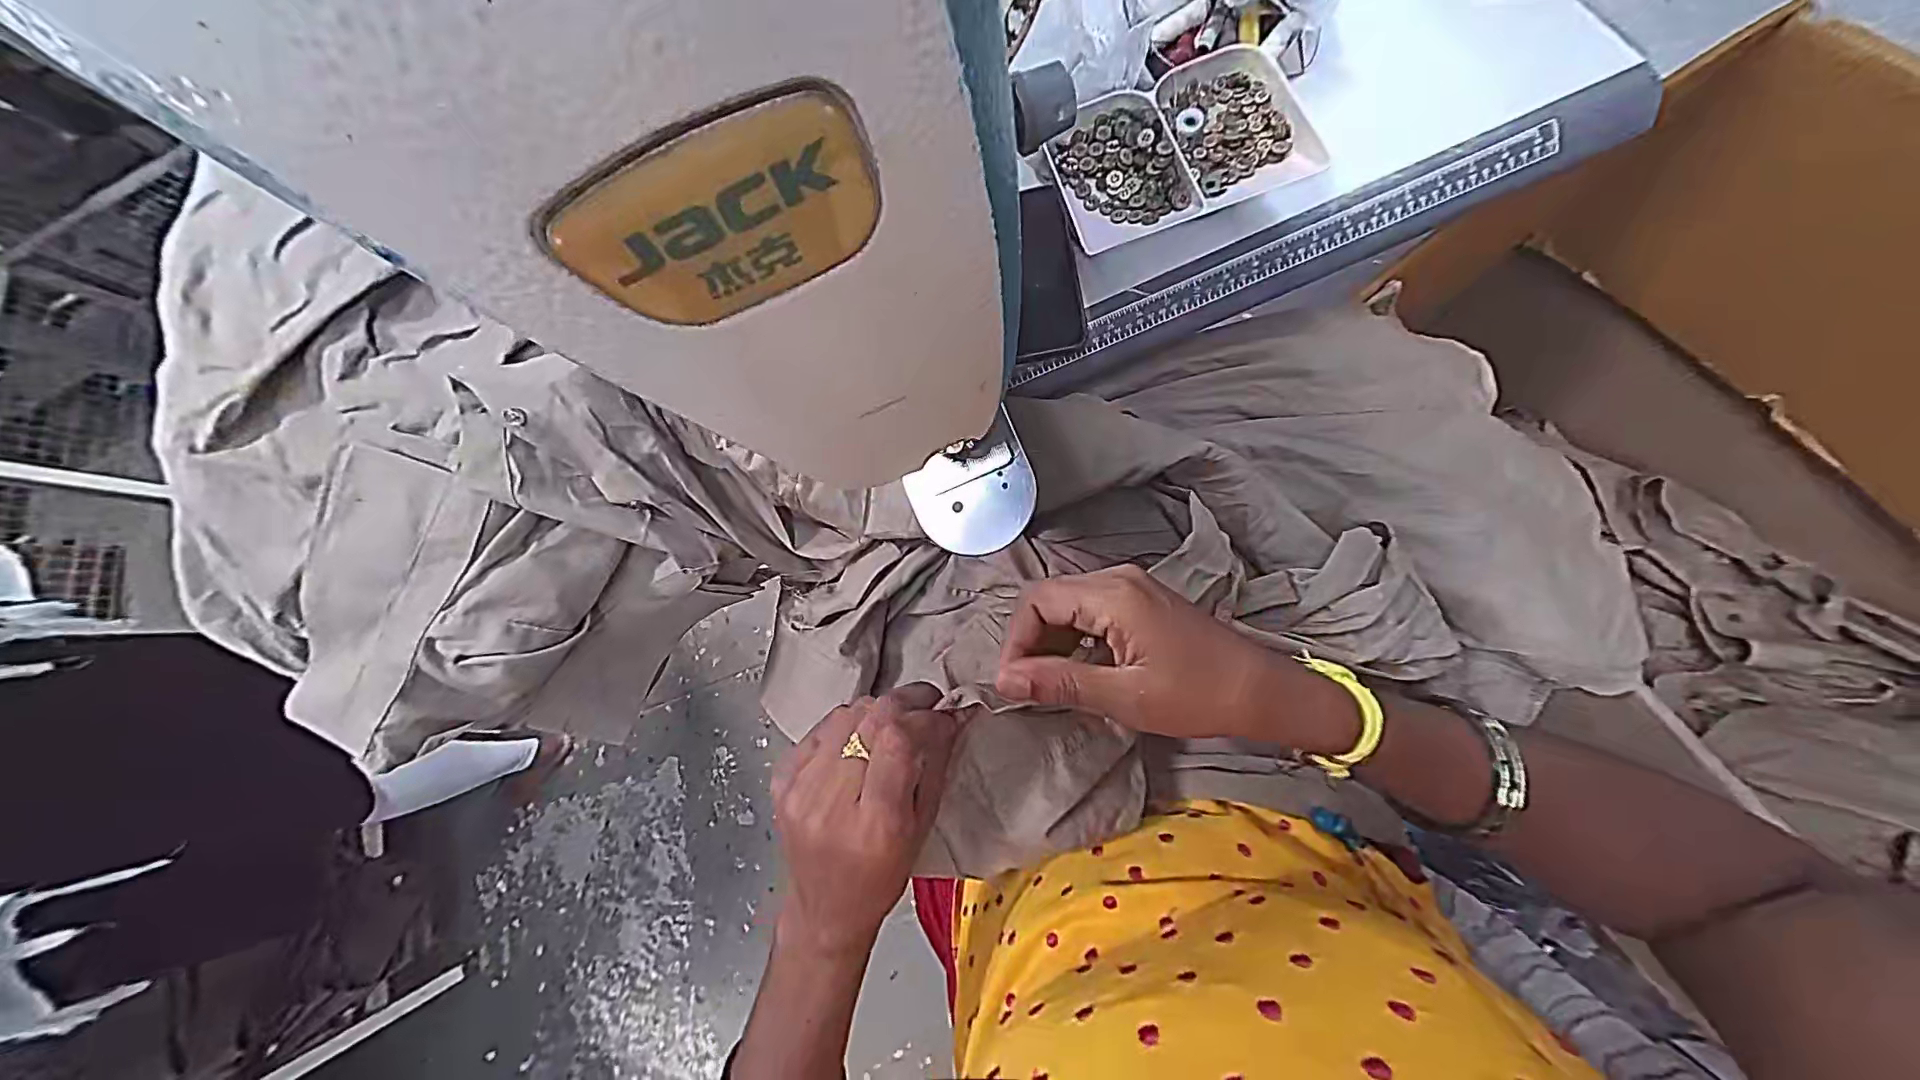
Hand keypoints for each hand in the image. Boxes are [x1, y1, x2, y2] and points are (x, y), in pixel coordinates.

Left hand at [770, 685, 957, 957]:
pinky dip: (849, 722)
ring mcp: (800, 788)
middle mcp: (830, 803)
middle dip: (906, 701)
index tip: (943, 714)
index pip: (896, 740)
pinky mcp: (782, 777)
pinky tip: (861, 738)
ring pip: (846, 713)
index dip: (925, 717)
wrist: (825, 907)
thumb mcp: (923, 826)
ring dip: (879, 709)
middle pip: (870, 718)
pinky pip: (823, 726)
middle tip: (926, 704)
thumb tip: (952, 715)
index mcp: (874, 824)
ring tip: (896, 722)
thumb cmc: (879, 878)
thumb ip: (937, 764)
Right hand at [994, 565, 1353, 749]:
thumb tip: (1006, 681)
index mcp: (1113, 594)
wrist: (1261, 690)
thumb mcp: (1125, 696)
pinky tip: (1078, 671)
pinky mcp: (1139, 601)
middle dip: (1030, 642)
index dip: (1016, 641)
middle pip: (1048, 598)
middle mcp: (1117, 579)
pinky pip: (1088, 611)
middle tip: (1029, 687)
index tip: (1014, 684)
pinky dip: (1073, 639)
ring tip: (1051, 684)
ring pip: (1066, 605)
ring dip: (1050, 642)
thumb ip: (1061, 683)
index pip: (1037, 601)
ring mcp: (1130, 587)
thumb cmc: (1199, 695)